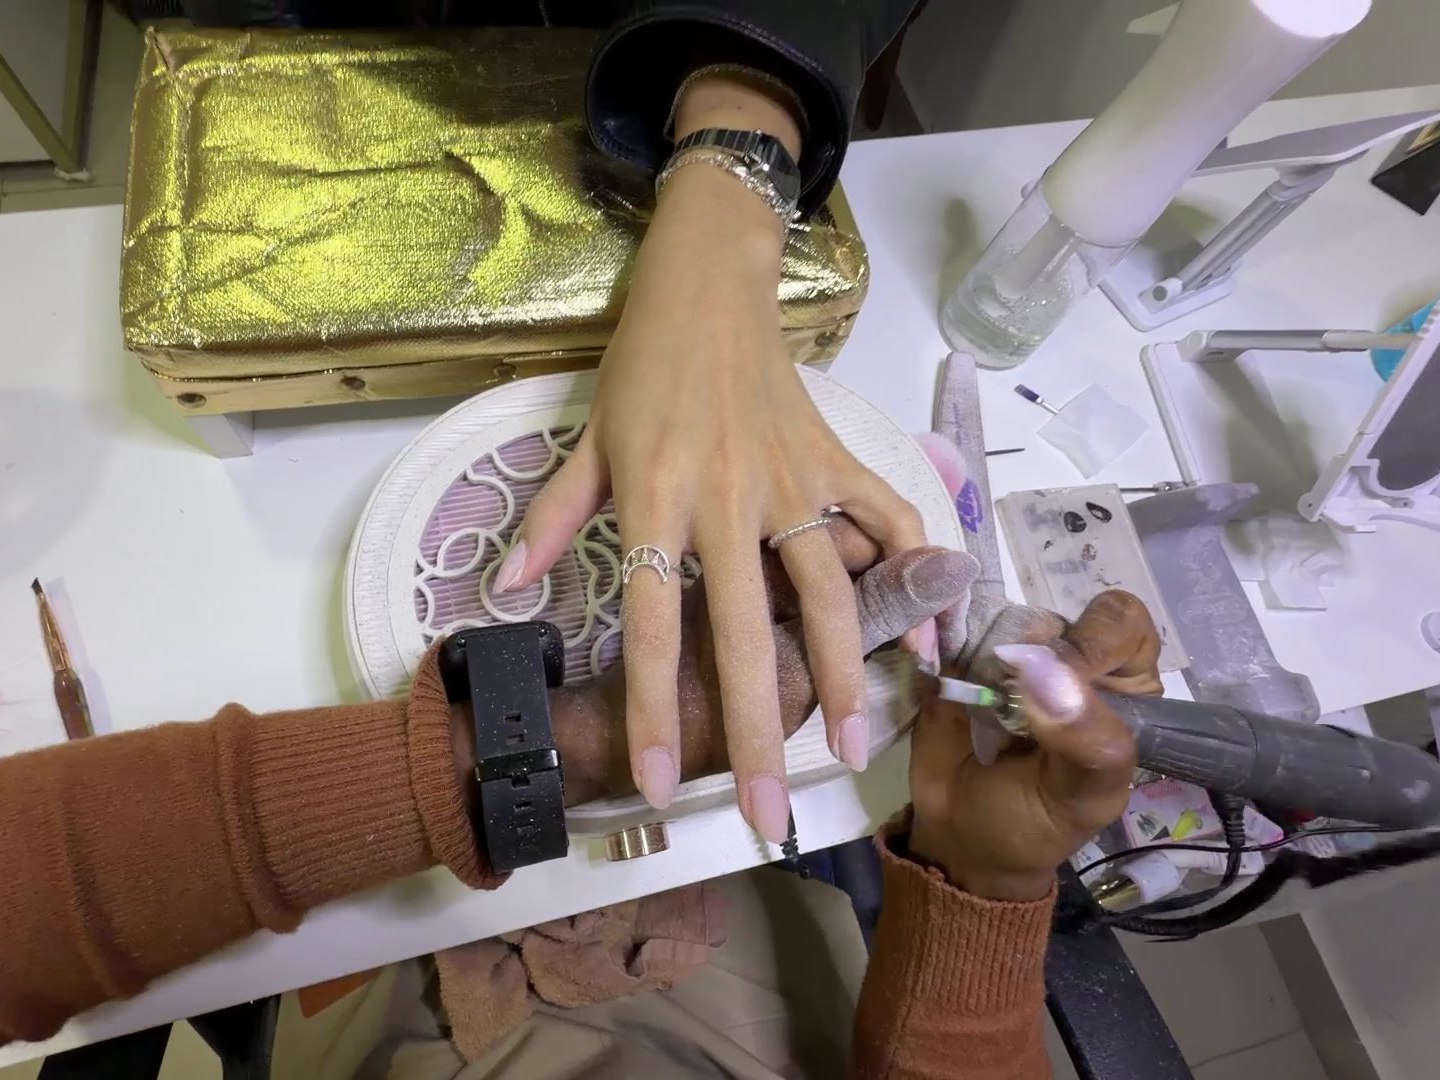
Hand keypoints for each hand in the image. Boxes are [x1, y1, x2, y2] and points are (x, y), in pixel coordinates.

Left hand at [497, 73, 928, 843]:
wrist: (708, 283)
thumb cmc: (641, 363)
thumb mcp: (587, 437)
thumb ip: (553, 518)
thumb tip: (508, 590)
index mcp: (657, 498)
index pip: (652, 623)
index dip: (652, 709)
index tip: (658, 784)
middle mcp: (729, 500)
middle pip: (746, 632)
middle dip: (758, 730)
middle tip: (773, 815)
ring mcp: (793, 479)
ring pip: (828, 590)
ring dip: (847, 673)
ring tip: (856, 748)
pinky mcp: (836, 457)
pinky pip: (884, 518)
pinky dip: (913, 571)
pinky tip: (931, 631)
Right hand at [907, 591, 1159, 900]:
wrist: (960, 839)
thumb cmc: (1036, 821)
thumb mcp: (1081, 798)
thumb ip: (1087, 742)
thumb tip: (1045, 669)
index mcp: (1114, 688)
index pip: (1121, 626)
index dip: (1094, 641)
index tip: (1063, 675)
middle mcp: (1059, 660)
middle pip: (1049, 610)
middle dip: (1022, 635)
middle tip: (998, 679)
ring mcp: (998, 654)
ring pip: (988, 606)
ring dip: (963, 618)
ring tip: (951, 670)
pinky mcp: (946, 658)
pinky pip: (936, 627)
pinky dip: (925, 630)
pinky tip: (919, 645)